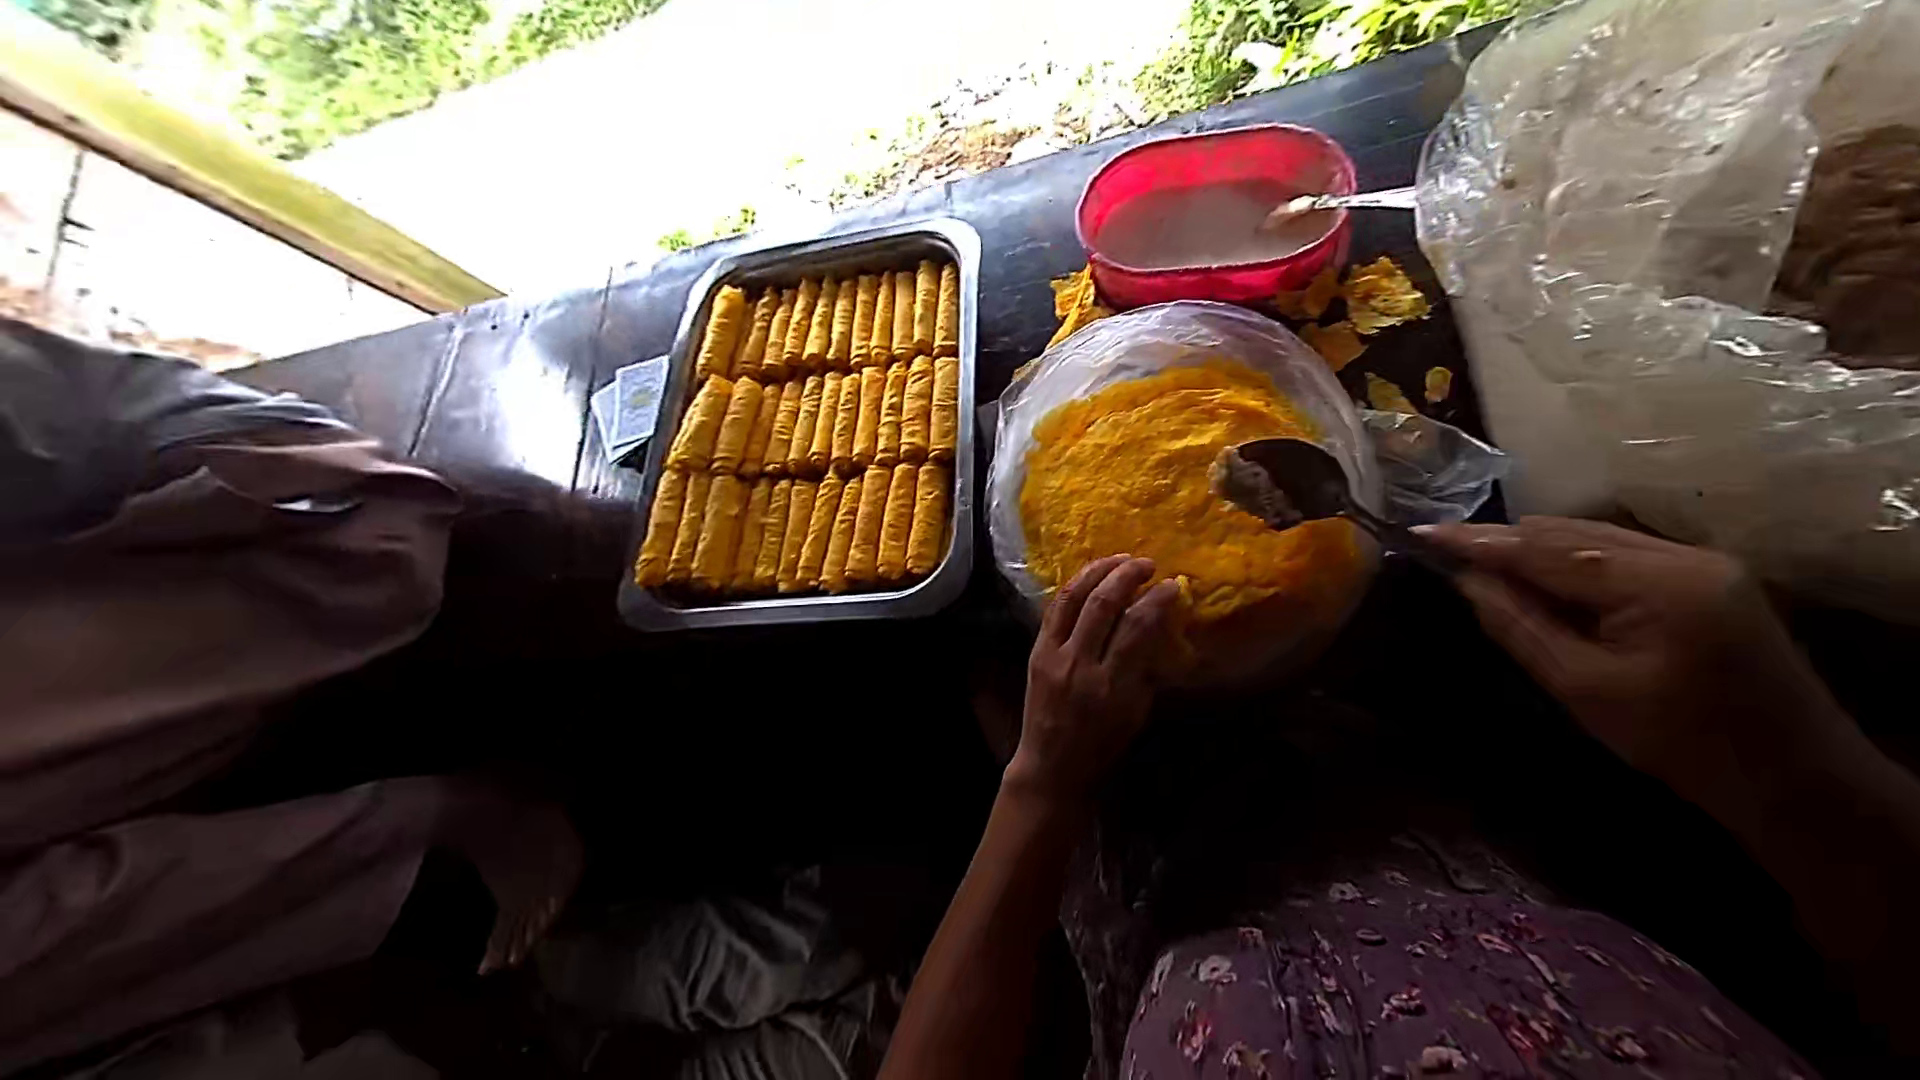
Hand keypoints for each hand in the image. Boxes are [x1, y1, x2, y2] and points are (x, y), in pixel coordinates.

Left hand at [1007, 556, 1181, 804]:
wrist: (1052, 763)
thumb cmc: (1102, 743)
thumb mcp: (1136, 713)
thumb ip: (1147, 670)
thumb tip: (1159, 628)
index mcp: (1112, 685)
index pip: (1138, 628)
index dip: (1157, 600)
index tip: (1173, 585)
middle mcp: (1080, 663)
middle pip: (1102, 604)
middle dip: (1127, 576)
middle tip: (1147, 563)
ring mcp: (1053, 654)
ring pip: (1073, 599)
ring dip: (1098, 572)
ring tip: (1119, 559)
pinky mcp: (1036, 650)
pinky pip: (1054, 609)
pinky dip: (1073, 587)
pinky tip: (1089, 575)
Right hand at [1419, 517, 1848, 795]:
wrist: (1789, 775)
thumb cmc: (1675, 738)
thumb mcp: (1577, 684)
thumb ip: (1516, 622)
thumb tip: (1464, 578)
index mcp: (1661, 585)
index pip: (1545, 549)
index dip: (1477, 541)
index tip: (1422, 532)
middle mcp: (1686, 557)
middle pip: (1568, 532)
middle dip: (1502, 540)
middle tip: (1442, 549)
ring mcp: (1701, 561)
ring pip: (1590, 535)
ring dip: (1531, 547)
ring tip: (1476, 561)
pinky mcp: (1703, 575)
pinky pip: (1614, 550)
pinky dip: (1565, 558)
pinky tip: (1534, 574)